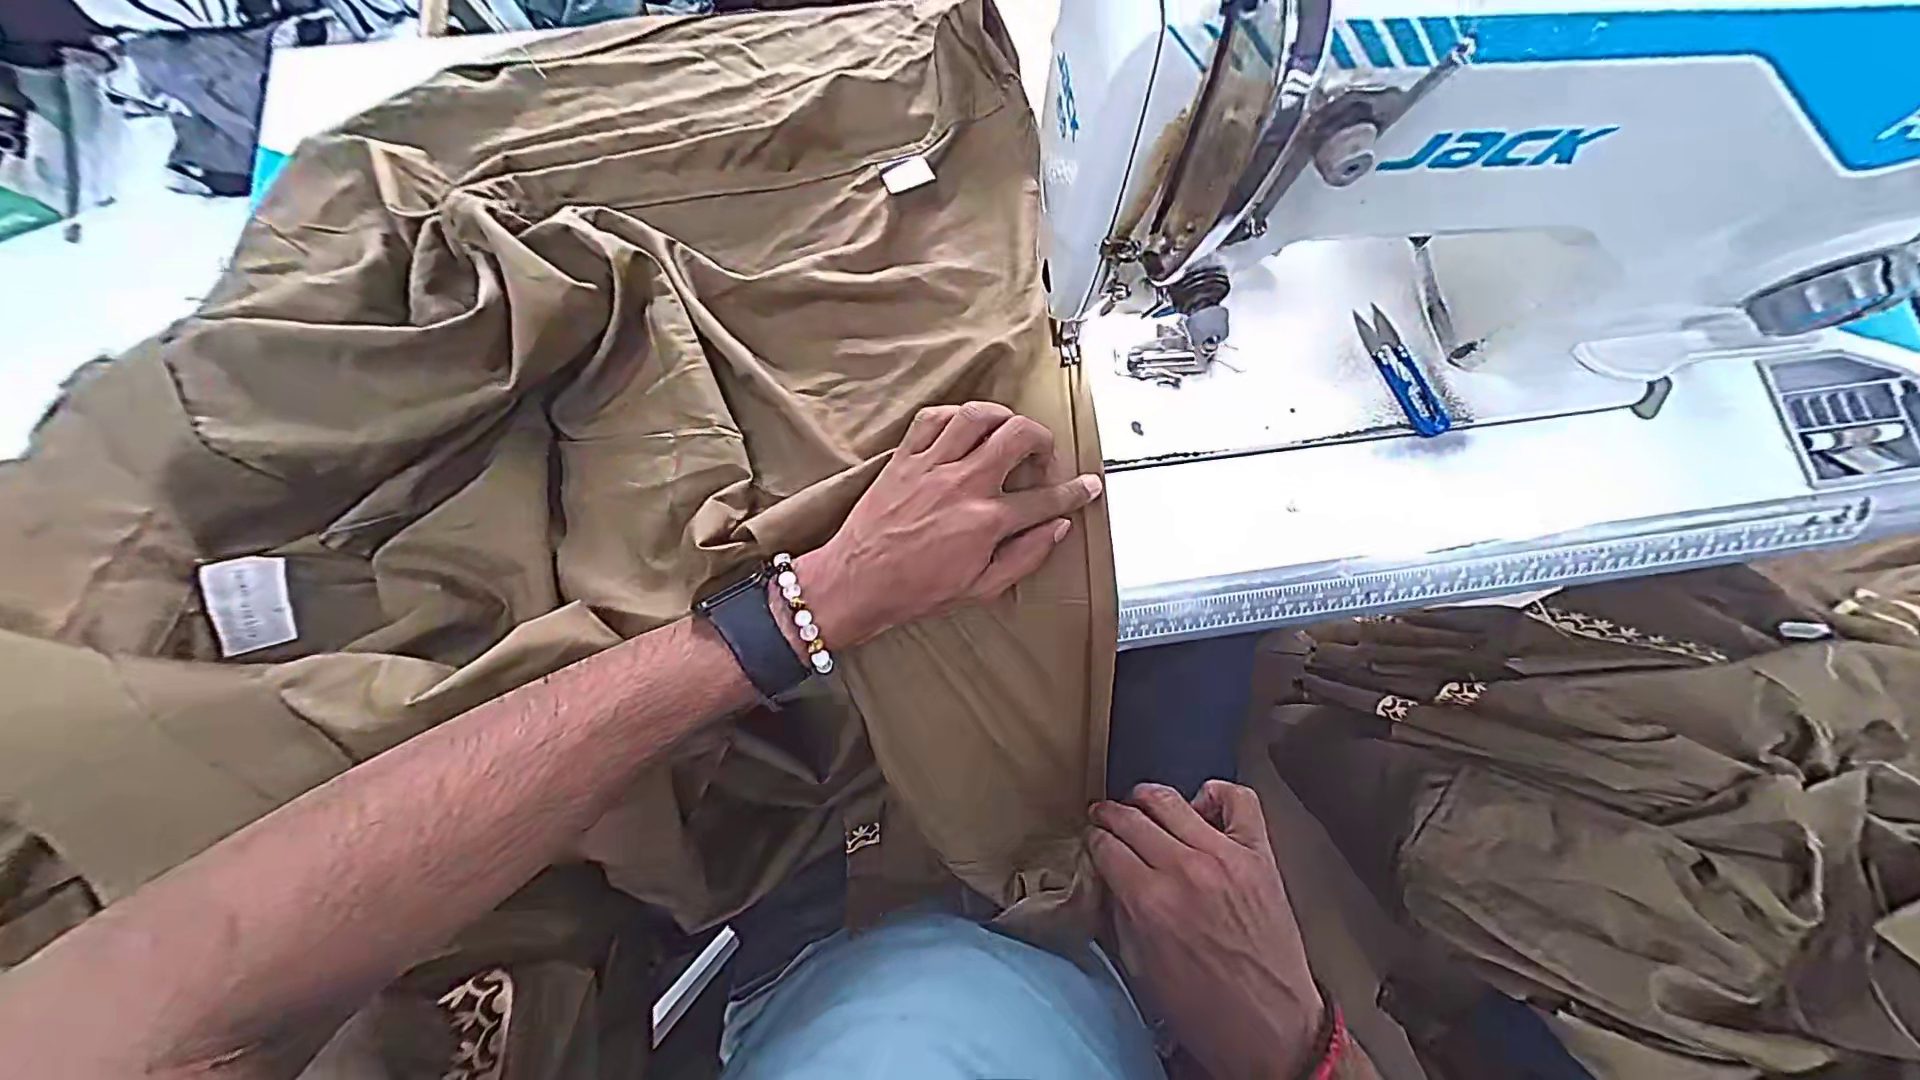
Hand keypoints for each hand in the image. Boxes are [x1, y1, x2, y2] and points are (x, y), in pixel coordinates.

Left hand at [785, 402, 1102, 648]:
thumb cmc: (914, 590)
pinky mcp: (904, 459)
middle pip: (1018, 437)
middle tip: (1042, 455)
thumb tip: (1056, 529)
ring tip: (1007, 431)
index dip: (1075, 492)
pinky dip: (954, 416)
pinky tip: (962, 429)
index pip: (1046, 499)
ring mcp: (931, 467)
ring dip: (1002, 417)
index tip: (1087, 486)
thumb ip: (1025, 556)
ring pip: (977, 416)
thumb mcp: (980, 589)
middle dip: (1042, 440)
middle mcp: (962, 485)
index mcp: (985, 522)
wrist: (857, 582)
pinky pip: (932, 418)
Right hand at [1090, 781, 1325, 1079]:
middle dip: (1108, 816)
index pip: (1104, 845)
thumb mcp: (1142, 969)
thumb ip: (1119, 911)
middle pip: (1128, 816)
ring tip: (1140, 807)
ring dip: (1144, 799)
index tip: (1093, 843)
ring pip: (1167, 798)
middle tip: (1105, 819)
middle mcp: (1183, 870)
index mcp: (1150, 902)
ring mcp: (1224, 857)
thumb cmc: (1208, 1013)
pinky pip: (1236, 799)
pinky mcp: (1258, 855)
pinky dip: (1214, 794)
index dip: (1093, 841)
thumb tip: (1107, 871)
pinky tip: (1201, 808)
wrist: (1277, 1036)